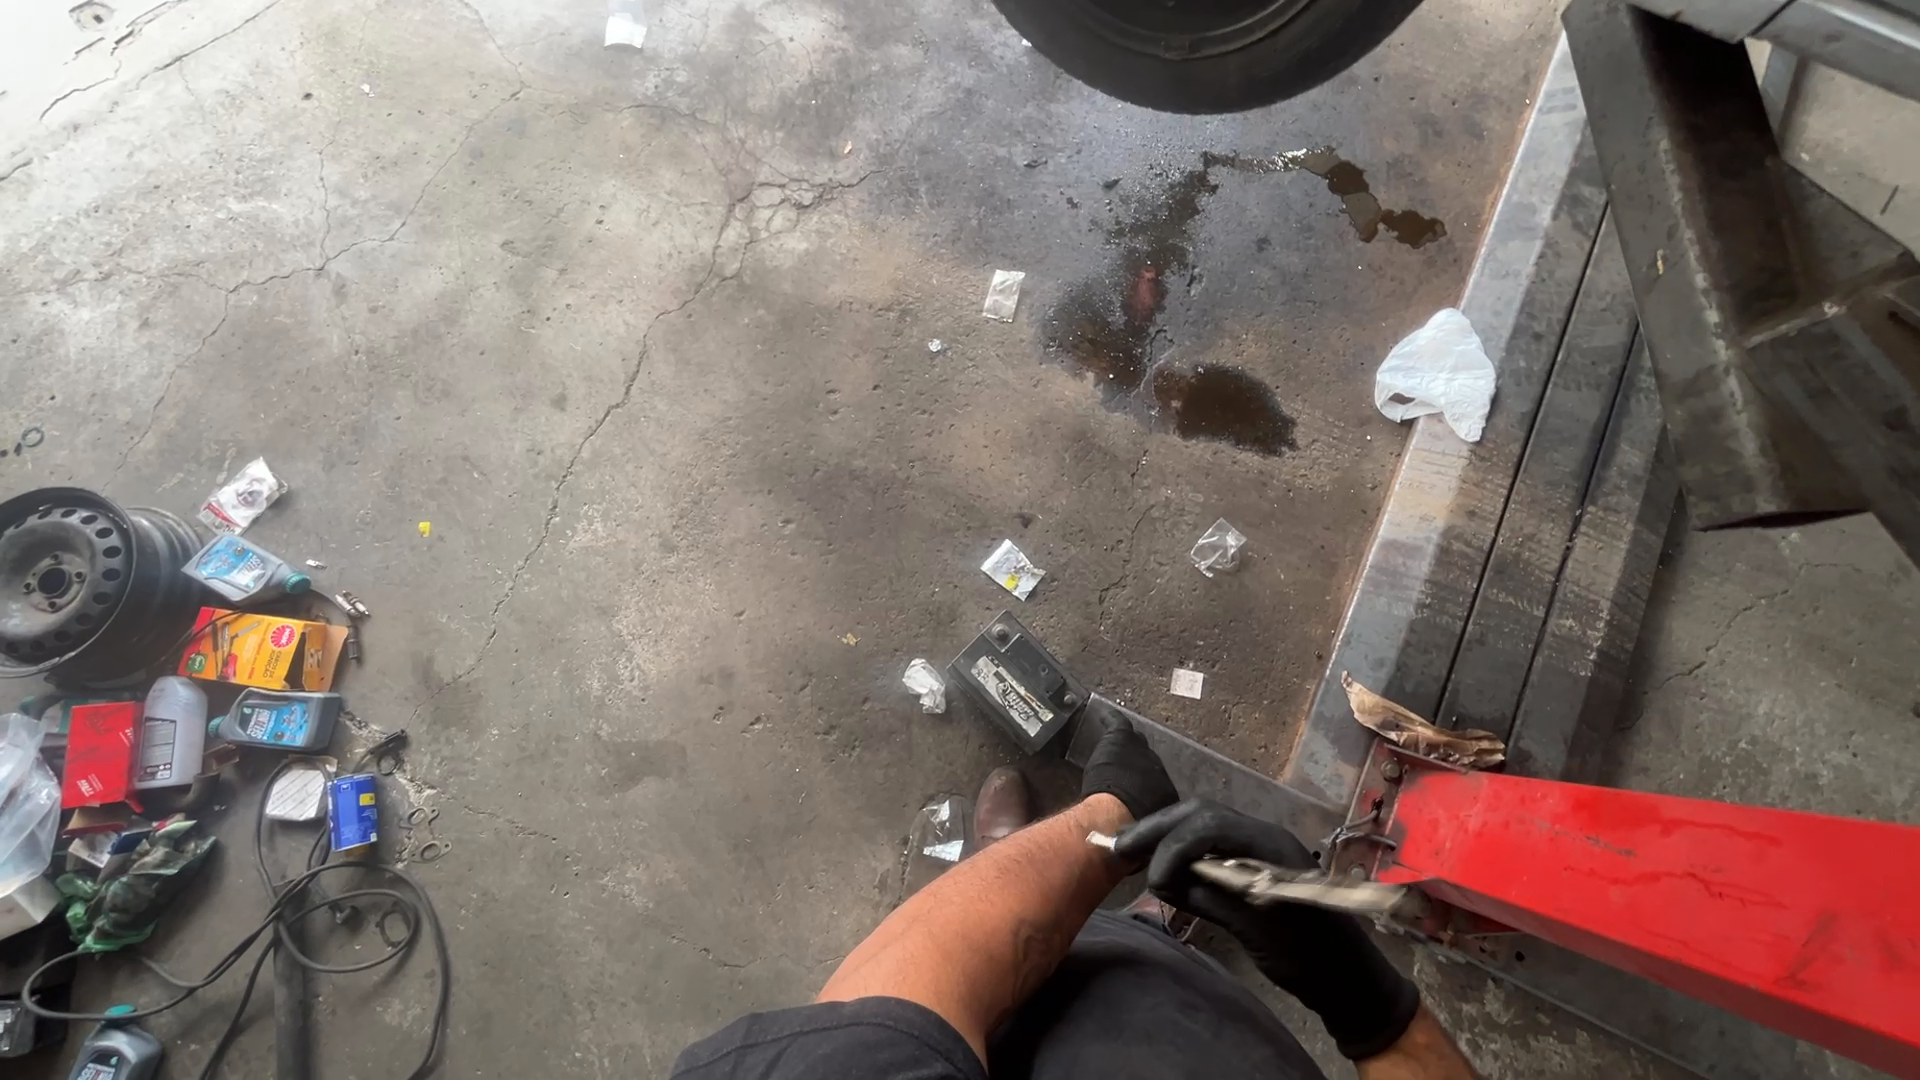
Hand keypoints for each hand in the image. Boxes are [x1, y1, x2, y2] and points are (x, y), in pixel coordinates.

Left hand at [1077, 704, 1177, 820]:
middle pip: (1148, 761)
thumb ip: (1148, 826)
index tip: (1139, 788)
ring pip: (1135, 744)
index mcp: (1166, 792)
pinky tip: (1103, 712)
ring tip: (1122, 742)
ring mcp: (1140, 751)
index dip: (1146, 784)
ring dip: (1128, 746)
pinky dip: (1111, 717)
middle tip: (1128, 767)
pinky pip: (1118, 722)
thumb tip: (1143, 833)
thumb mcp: (1147, 830)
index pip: (1156, 783)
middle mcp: (1159, 768)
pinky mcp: (1122, 738)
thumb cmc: (1131, 828)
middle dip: (1139, 764)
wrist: (1119, 812)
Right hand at [1113, 799, 1419, 1060]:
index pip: (1209, 826)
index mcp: (1269, 845)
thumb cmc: (1310, 959)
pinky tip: (1162, 861)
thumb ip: (1208, 897)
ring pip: (1201, 822)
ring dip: (1166, 834)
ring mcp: (1258, 843)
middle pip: (1200, 814)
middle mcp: (1262, 833)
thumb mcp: (1257, 932)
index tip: (1152, 880)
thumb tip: (1160, 880)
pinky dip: (1182, 847)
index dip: (1173, 847)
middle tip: (1121, 847)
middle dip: (1158, 828)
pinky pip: (1210, 840)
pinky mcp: (1253, 858)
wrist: (1352, 980)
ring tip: (1133, 851)